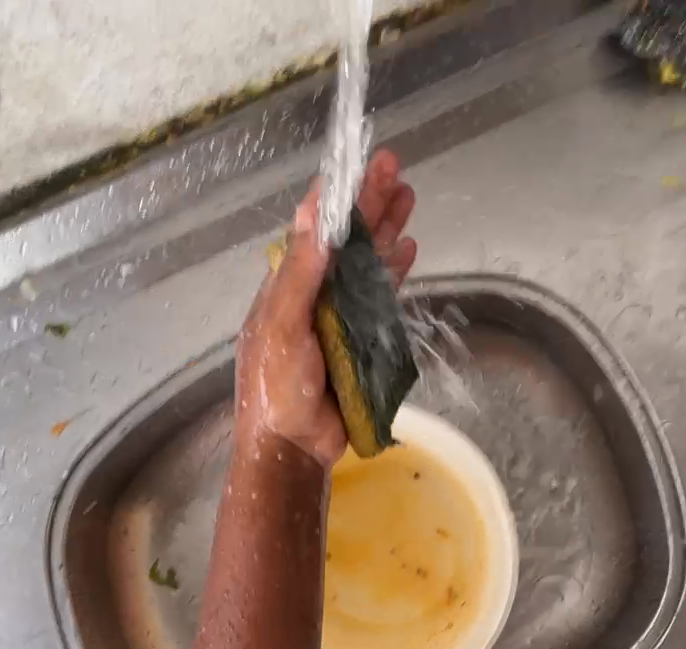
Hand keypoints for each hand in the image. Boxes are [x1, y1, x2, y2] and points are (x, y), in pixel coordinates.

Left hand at [235, 148, 419, 466]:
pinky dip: (393, 276)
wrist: (294, 446)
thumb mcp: (281, 323)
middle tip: (394, 168)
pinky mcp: (361, 344)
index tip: (358, 165)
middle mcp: (313, 296)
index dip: (337, 197)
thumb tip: (314, 212)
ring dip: (385, 233)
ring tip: (408, 198)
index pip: (314, 231)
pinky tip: (407, 251)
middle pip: (345, 242)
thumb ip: (300, 271)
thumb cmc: (278, 386)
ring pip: (366, 266)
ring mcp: (338, 320)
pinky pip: (380, 302)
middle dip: (369, 205)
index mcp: (286, 287)